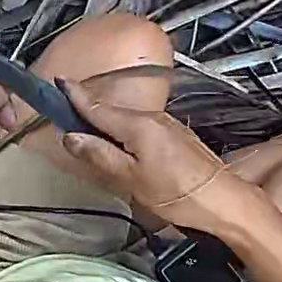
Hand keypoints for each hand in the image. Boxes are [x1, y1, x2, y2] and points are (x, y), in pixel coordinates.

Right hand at [55, 78, 267, 236]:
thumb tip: (70, 137)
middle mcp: (152, 117)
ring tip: (90, 135)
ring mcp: (166, 125)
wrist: (222, 200)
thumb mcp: (130, 178)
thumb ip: (100, 155)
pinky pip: (141, 127)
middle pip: (111, 111)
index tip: (59, 81)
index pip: (97, 107)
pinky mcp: (175, 136)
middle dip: (89, 110)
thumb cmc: (177, 193)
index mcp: (137, 125)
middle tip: (66, 114)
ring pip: (127, 120)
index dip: (76, 95)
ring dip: (107, 124)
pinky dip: (125, 131)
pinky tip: (122, 146)